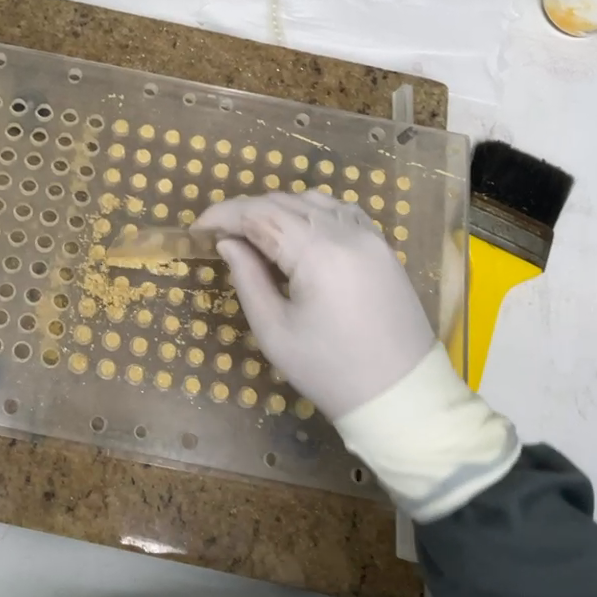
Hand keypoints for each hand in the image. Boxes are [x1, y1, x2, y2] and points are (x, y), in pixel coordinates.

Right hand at [193, 193, 434, 419]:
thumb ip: (247, 278)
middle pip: (284, 203)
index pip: (260, 215)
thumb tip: (227, 243)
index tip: (196, 229)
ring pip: (312, 201)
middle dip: (245, 212)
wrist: (400, 395)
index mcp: (318, 253)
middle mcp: (346, 232)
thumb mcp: (274, 330)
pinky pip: (339, 211)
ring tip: (251, 234)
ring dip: (276, 210)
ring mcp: (369, 236)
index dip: (223, 215)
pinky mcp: (382, 246)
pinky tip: (293, 233)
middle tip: (216, 233)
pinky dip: (308, 213)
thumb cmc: (329, 370)